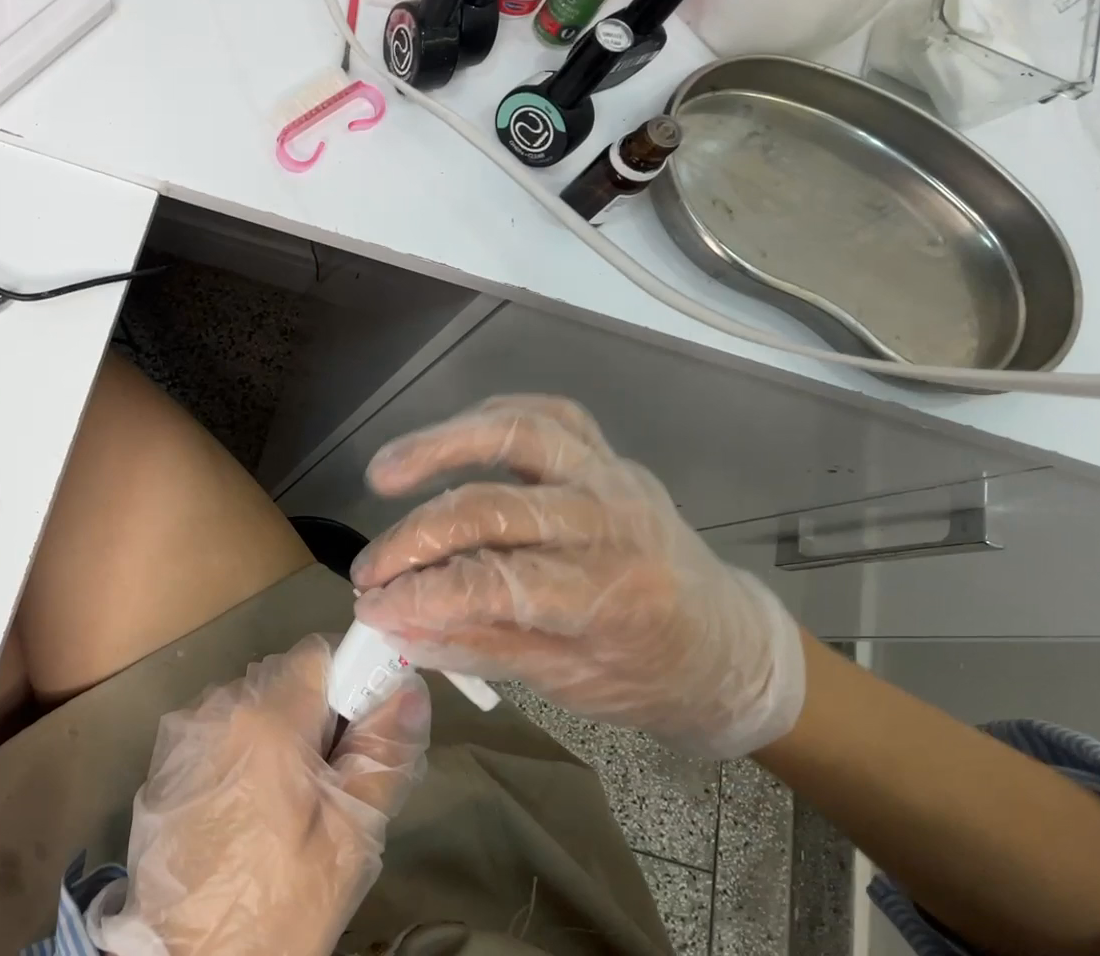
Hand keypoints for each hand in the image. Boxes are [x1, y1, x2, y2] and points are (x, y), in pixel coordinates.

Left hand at [89, 635, 429, 955]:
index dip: (353, 678)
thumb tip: (408, 690)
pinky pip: (221, 727)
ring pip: (254, 701)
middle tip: (335, 779)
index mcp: (266, 719)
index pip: (321, 654)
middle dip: (320, 712)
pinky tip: (249, 805)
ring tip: (290, 801)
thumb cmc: (279, 901)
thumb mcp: (348, 837)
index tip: (368, 722)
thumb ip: (382, 755)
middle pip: (287, 677)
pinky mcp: (166, 754)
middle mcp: (218, 705)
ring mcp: (185, 728)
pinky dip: (244, 748)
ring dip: (281, 731)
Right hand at [348, 395, 804, 758]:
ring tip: (384, 473)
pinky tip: (448, 437)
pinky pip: (548, 415)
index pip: (493, 585)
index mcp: (610, 596)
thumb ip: (477, 645)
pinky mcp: (607, 457)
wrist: (730, 649)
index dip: (421, 596)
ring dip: (441, 446)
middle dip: (416, 538)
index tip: (370, 609)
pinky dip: (489, 418)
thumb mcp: (564, 684)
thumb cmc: (651, 679)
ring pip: (518, 434)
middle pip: (493, 508)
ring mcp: (610, 478)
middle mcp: (611, 524)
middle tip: (368, 569)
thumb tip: (394, 626)